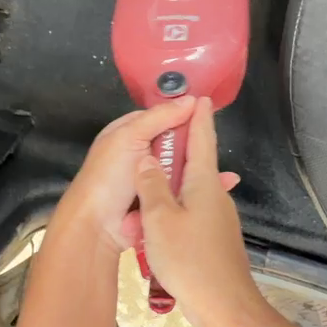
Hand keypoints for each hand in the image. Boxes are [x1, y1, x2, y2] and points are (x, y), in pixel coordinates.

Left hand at [53, 97, 237, 252]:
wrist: (97, 227)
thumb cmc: (108, 176)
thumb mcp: (129, 136)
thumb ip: (159, 117)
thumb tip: (191, 100)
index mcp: (129, 133)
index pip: (163, 118)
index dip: (184, 116)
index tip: (209, 116)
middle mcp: (142, 154)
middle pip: (177, 144)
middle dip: (197, 145)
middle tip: (219, 146)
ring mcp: (153, 180)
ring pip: (184, 168)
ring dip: (203, 168)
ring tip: (228, 171)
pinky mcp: (162, 201)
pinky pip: (185, 191)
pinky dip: (202, 189)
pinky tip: (225, 186)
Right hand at [131, 99, 260, 323]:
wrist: (225, 306)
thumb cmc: (190, 258)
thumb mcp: (160, 219)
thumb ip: (152, 185)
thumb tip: (147, 158)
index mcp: (203, 182)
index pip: (201, 139)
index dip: (198, 117)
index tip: (198, 96)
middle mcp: (215, 194)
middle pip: (196, 161)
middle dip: (180, 146)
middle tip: (160, 130)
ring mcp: (218, 217)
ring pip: (191, 188)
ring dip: (172, 180)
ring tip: (149, 176)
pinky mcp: (214, 237)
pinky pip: (191, 209)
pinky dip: (175, 204)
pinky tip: (159, 217)